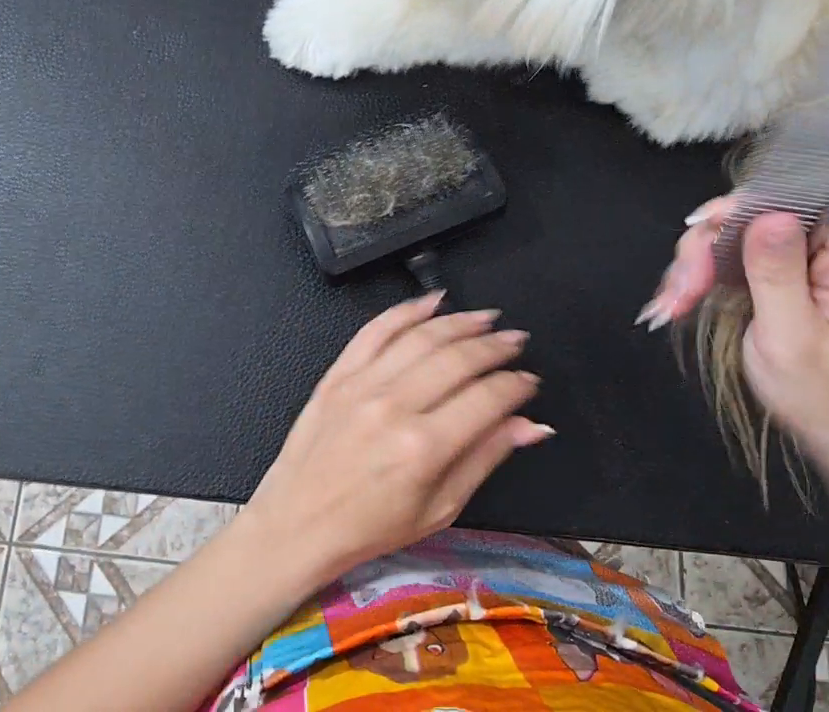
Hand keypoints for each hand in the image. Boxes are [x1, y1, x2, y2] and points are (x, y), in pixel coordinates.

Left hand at [242, 294, 550, 581]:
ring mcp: (361, 386)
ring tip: (484, 318)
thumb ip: (486, 458)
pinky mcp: (337, 375)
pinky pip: (375, 331)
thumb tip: (531, 425)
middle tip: (516, 340)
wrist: (298, 523)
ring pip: (420, 337)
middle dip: (494, 346)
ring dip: (459, 322)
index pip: (486, 398)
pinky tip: (430, 302)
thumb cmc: (370, 526)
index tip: (529, 379)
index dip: (516, 384)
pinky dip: (405, 311)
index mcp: (423, 448)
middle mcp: (393, 408)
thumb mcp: (440, 508)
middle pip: (457, 359)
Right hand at [650, 200, 828, 461]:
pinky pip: (730, 261)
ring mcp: (799, 269)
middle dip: (709, 245)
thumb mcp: (792, 339)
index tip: (710, 224)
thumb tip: (767, 215)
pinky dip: (699, 278)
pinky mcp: (775, 282)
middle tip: (683, 289)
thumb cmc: (822, 396)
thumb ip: (778, 275)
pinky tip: (678, 302)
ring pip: (735, 238)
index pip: (811, 202)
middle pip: (758, 218)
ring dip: (695, 265)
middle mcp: (827, 257)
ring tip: (674, 304)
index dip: (758, 201)